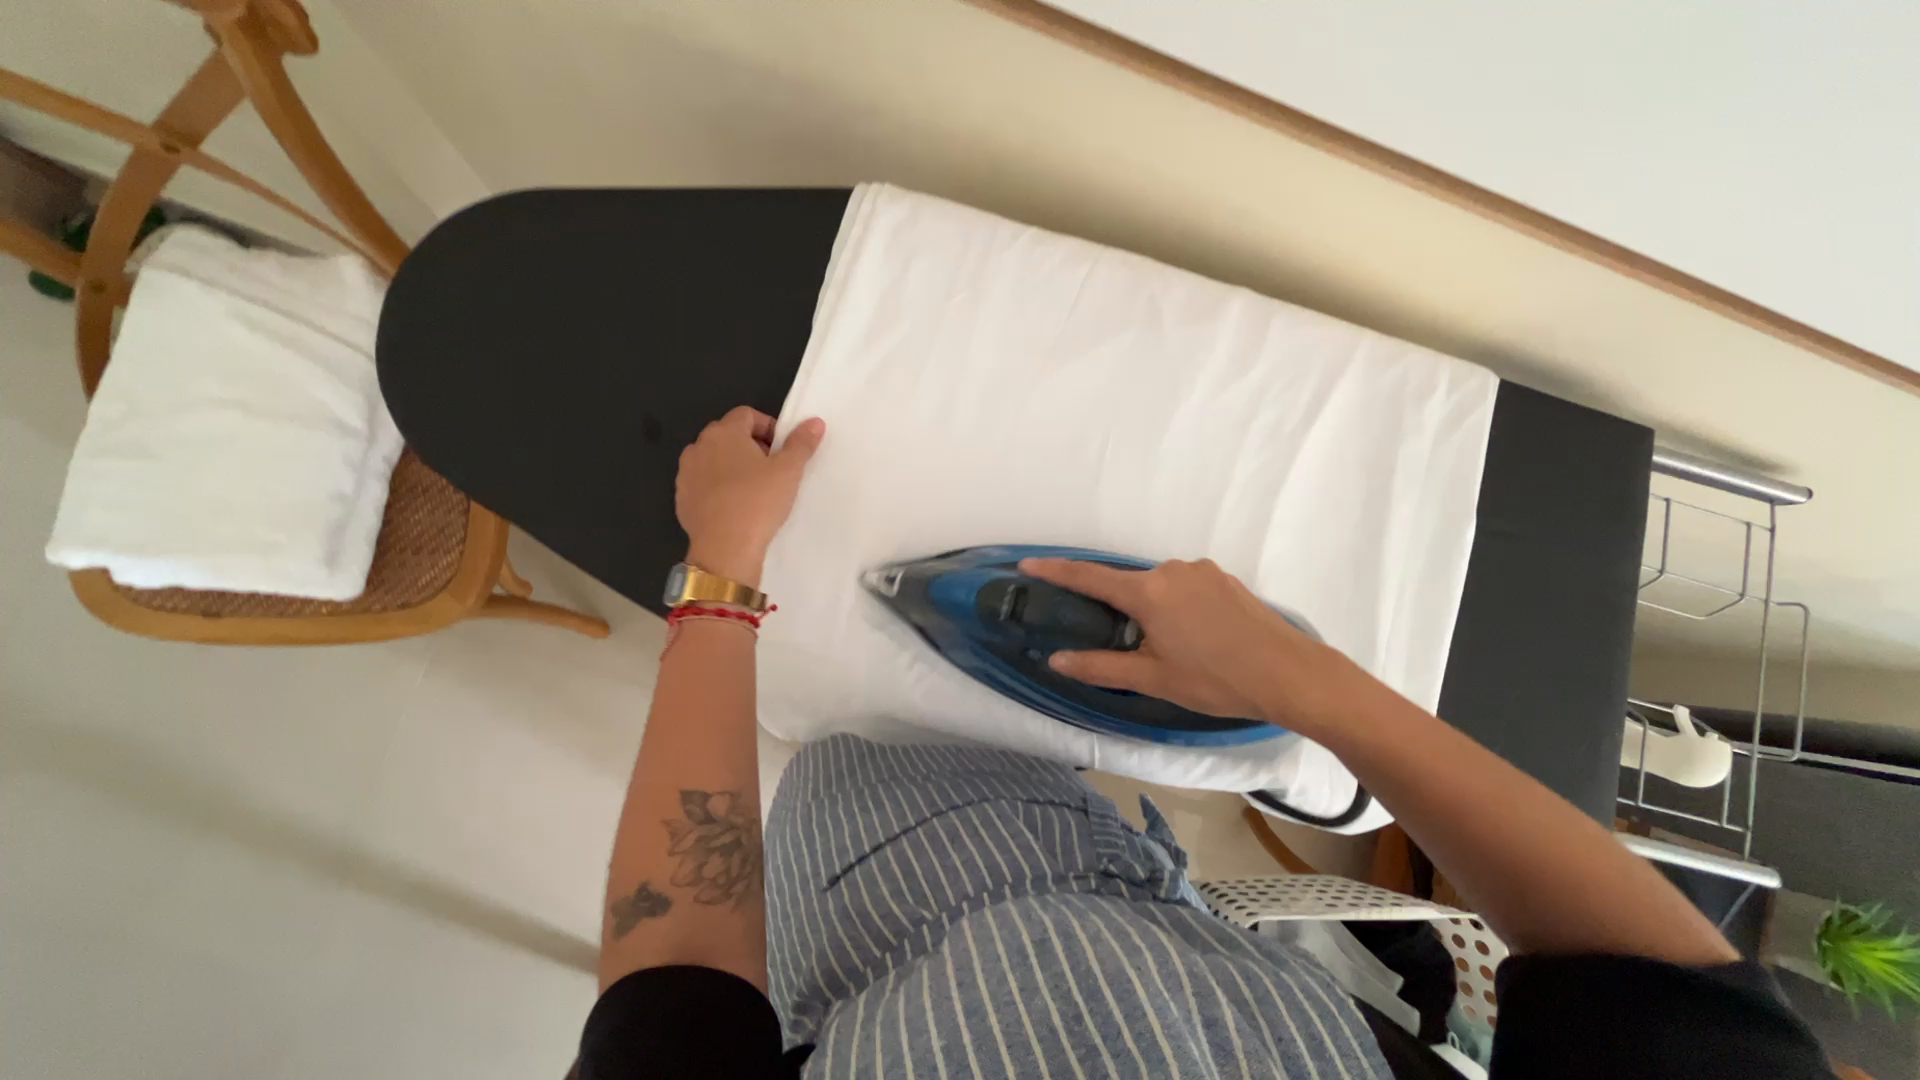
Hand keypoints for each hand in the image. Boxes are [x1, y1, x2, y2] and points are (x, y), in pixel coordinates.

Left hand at [676, 407, 824, 587]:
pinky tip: (734, 507)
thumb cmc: (759, 501)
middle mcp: (699, 446)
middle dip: (750, 446)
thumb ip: (801, 443)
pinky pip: (703, 483)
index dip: (768, 427)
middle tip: (771, 469)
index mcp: (724, 432)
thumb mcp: (789, 471)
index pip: (746, 414)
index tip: (782, 450)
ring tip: (752, 489)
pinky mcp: (682, 499)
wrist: (725, 548)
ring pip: (713, 460)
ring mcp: (686, 473)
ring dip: (732, 466)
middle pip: (728, 435)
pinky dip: (718, 488)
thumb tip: (814, 422)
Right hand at [1018, 557, 1383, 733]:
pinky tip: (1189, 636)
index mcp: (1148, 592)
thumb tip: (1057, 659)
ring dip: (1146, 606)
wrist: (1291, 674)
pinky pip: (1183, 586)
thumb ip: (1101, 667)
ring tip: (1158, 645)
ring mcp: (1202, 571)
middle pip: (1126, 582)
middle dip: (1110, 603)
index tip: (1027, 564)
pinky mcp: (1225, 580)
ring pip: (1158, 585)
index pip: (1089, 577)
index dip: (1055, 571)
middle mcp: (1172, 570)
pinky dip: (1173, 604)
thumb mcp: (1154, 679)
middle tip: (1104, 632)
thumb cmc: (1216, 680)